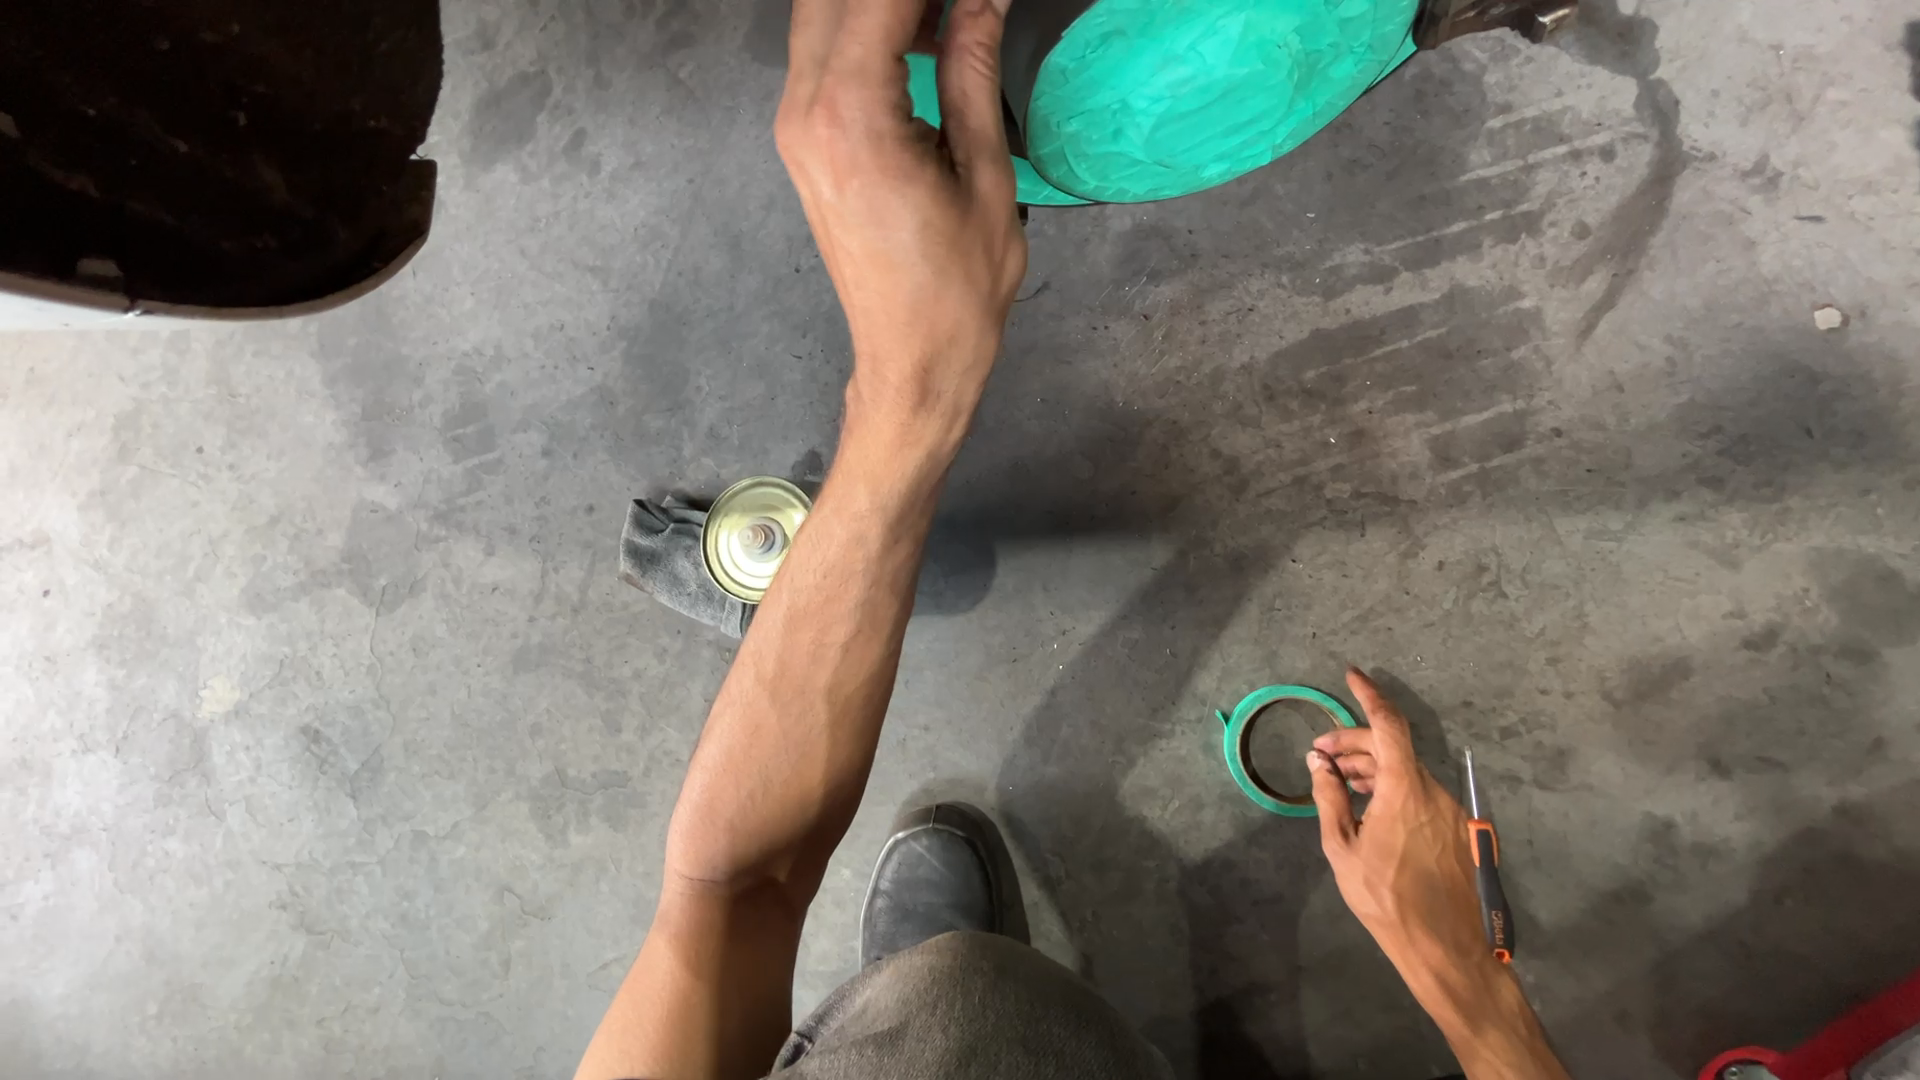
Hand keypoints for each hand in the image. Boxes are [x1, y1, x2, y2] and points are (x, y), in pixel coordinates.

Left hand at [777, 0, 1026, 453]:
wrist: (913, 362)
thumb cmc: (959, 292)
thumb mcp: (983, 178)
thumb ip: (972, 72)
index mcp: (853, 116)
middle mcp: (805, 112)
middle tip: (960, 10)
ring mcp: (795, 131)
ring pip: (823, 18)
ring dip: (881, 8)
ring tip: (947, 21)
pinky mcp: (804, 150)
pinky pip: (823, 60)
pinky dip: (864, 34)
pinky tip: (918, 41)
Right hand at [1308, 669, 1504, 995]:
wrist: (1447, 950)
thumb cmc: (1385, 898)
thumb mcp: (1342, 847)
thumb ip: (1330, 796)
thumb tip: (1318, 761)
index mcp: (1405, 790)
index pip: (1389, 726)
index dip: (1370, 696)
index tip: (1352, 675)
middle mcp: (1435, 792)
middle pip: (1392, 748)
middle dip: (1353, 742)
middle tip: (1320, 756)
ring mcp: (1452, 812)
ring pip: (1406, 770)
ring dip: (1371, 766)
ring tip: (1339, 782)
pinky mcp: (1459, 830)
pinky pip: (1420, 792)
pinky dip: (1391, 786)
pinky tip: (1370, 804)